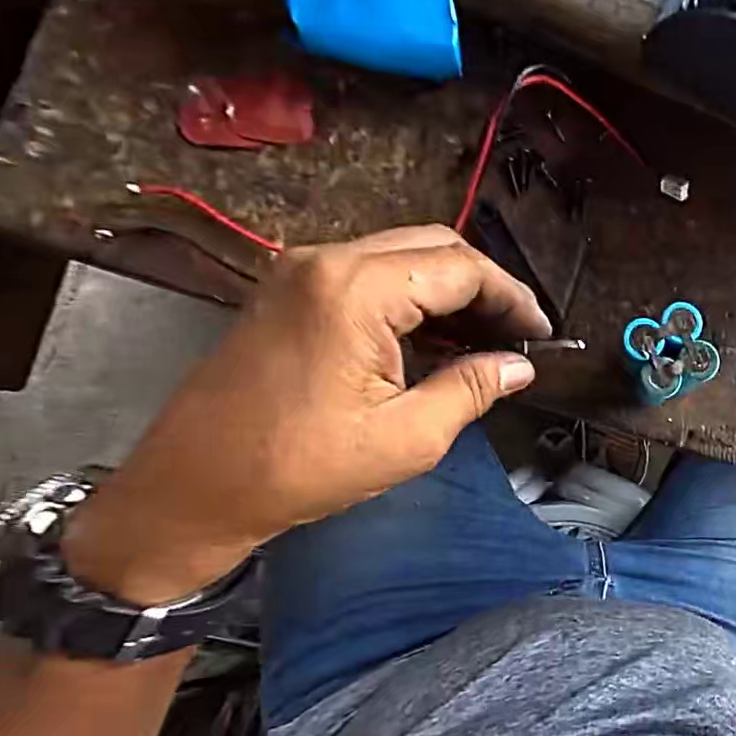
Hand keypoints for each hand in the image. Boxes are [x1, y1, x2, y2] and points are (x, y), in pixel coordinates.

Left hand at [63, 225, 550, 603]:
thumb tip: (520, 367)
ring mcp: (302, 272)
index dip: (513, 297)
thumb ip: (472, 389)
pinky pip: (373, 277)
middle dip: (488, 287)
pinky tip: (442, 338)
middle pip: (435, 247)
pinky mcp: (291, 292)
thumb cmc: (302, 466)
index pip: (461, 268)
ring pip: (405, 257)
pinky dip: (418, 300)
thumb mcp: (409, 437)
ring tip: (491, 339)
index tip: (542, 334)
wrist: (192, 487)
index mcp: (356, 291)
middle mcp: (326, 262)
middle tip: (521, 333)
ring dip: (454, 291)